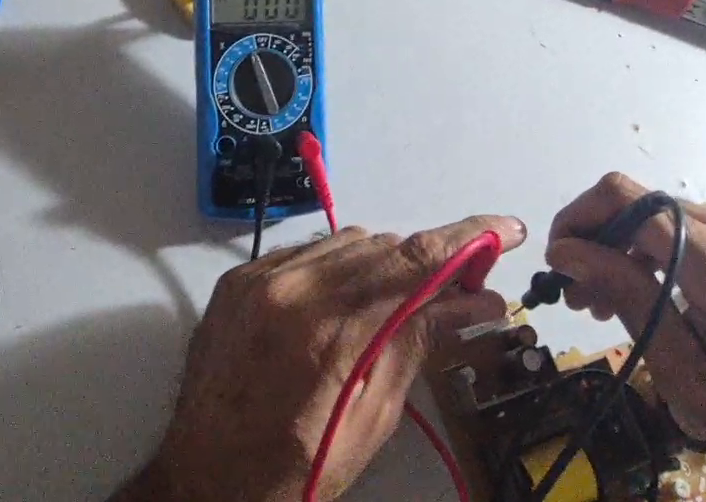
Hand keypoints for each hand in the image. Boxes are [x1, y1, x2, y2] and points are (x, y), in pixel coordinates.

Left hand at [119, 216, 523, 501]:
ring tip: (403, 296)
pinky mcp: (239, 277)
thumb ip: (417, 346)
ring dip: (385, 260)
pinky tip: (349, 294)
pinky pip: (307, 250)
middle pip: (385, 246)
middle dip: (430, 259)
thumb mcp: (370, 419)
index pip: (415, 264)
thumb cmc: (295, 470)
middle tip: (460, 284)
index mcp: (331, 334)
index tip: (506, 230)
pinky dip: (340, 264)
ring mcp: (259, 278)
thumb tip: (476, 303)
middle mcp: (292, 289)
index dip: (467, 239)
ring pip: (347, 240)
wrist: (200, 478)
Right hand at [545, 174, 705, 501]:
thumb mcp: (688, 377)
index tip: (560, 264)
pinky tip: (657, 294)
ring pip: (663, 214)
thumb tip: (570, 251)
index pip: (628, 201)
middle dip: (598, 239)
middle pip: (640, 202)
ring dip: (626, 246)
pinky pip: (694, 228)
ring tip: (612, 301)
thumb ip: (629, 300)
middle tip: (582, 296)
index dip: (580, 220)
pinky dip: (660, 250)